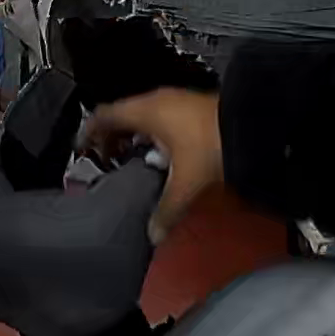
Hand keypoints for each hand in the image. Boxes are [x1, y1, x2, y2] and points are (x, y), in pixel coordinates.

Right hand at [83, 88, 221, 243]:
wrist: (252, 122)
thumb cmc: (211, 144)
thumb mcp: (186, 182)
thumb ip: (166, 210)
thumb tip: (152, 235)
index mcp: (145, 111)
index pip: (104, 115)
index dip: (89, 132)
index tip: (81, 151)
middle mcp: (156, 100)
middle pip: (121, 115)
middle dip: (111, 138)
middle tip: (106, 162)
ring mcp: (174, 100)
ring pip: (142, 116)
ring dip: (133, 136)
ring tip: (130, 161)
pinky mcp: (190, 105)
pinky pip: (158, 117)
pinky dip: (151, 134)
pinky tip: (159, 155)